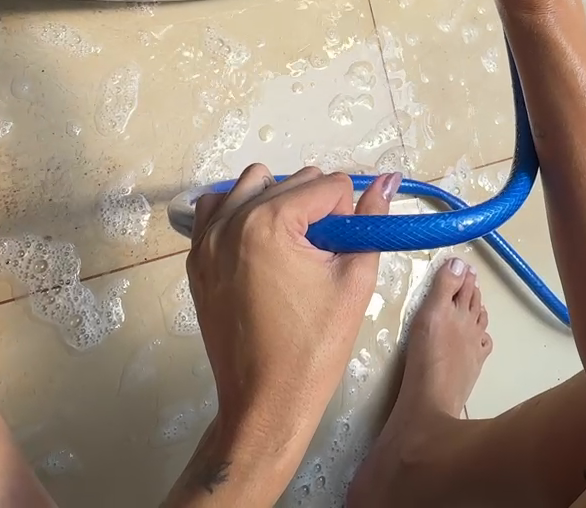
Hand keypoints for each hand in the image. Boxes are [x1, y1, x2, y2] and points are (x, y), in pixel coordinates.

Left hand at [168, 164, 396, 503]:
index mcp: (270, 223)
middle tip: (322, 253)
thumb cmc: (315, 346)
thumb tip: (389, 180)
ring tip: (292, 243)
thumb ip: (371, 222)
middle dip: (316, 207)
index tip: (341, 250)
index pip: (329, 184)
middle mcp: (232, 220)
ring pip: (253, 183)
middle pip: (293, 180)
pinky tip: (258, 242)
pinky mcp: (196, 257)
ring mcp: (207, 239)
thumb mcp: (355, 280)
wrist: (265, 404)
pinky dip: (239, 211)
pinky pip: (216, 207)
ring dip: (278, 200)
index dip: (347, 214)